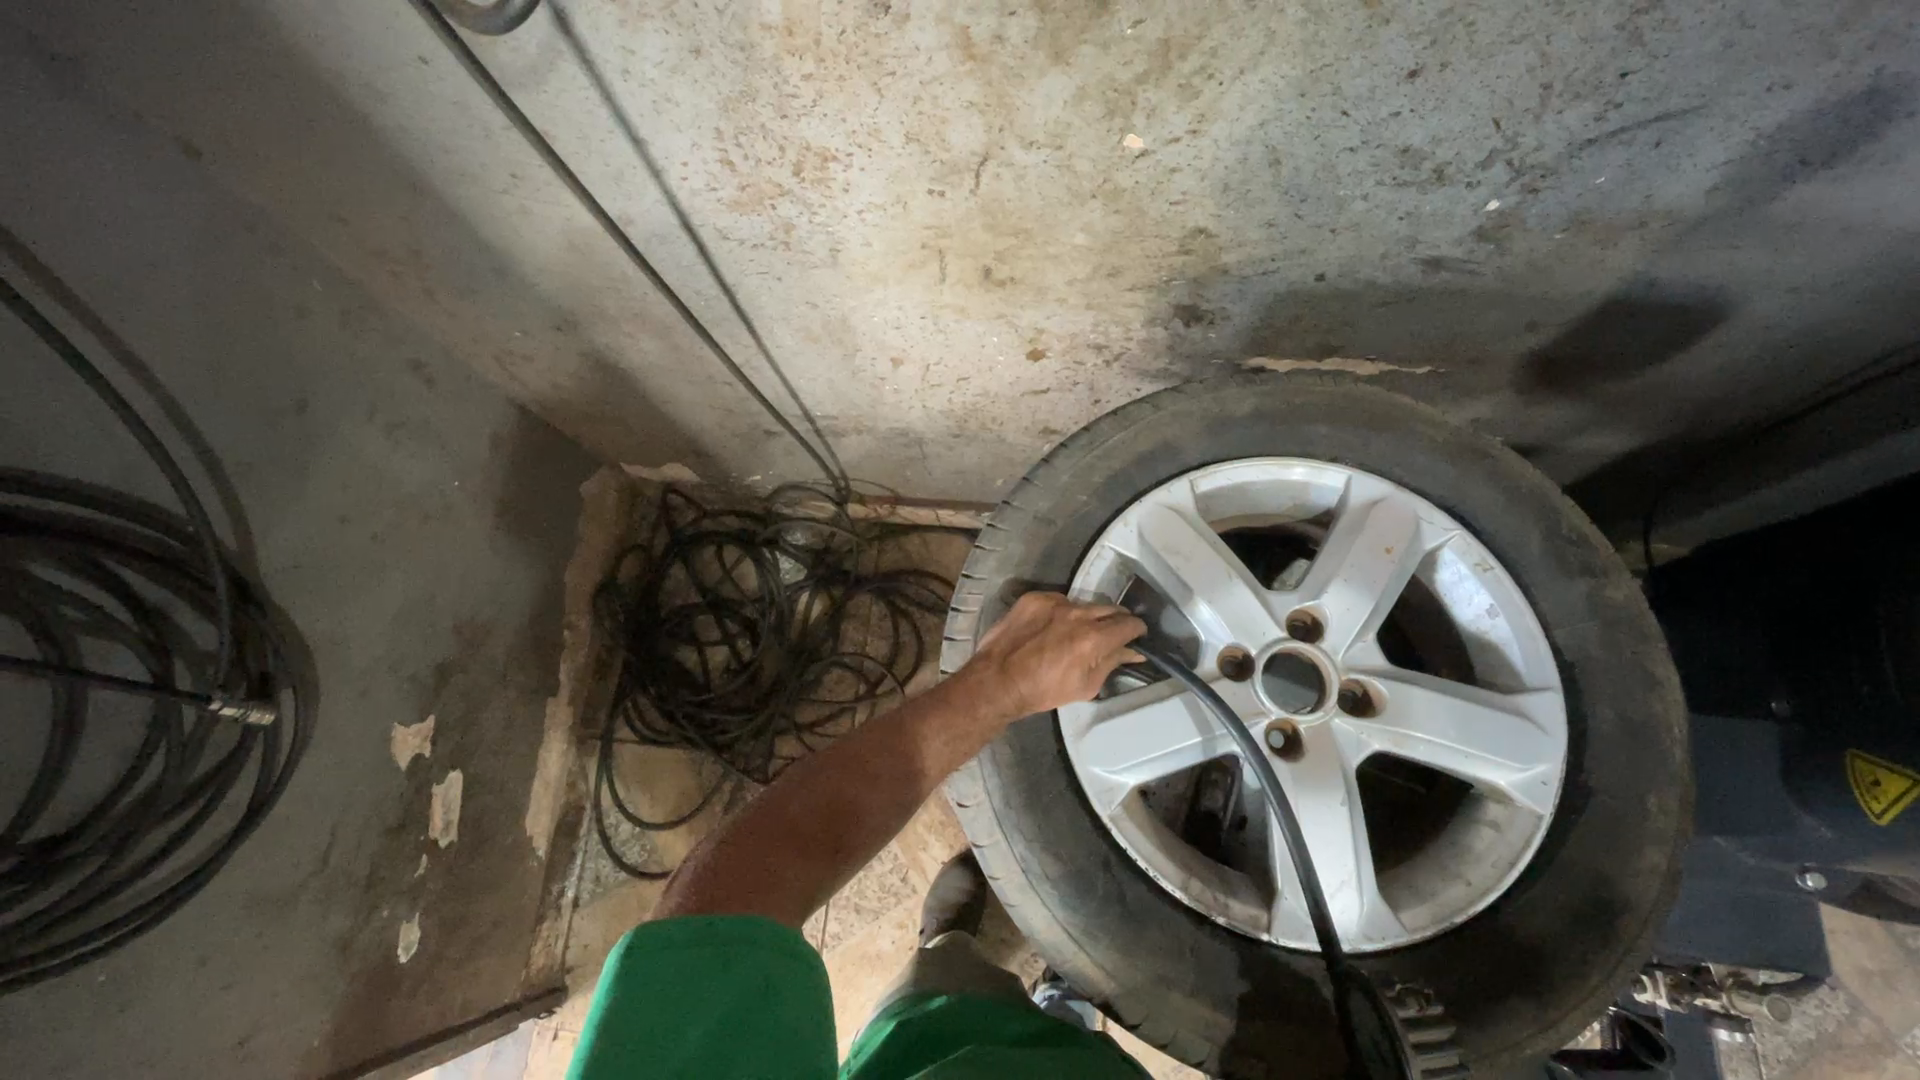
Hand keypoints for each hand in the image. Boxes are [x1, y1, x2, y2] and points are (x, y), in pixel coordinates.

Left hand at [959, 592, 1146, 720]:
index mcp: (1093, 638)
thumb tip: (1133, 652)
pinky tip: (1053, 627)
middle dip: (1117, 620)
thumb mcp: (1086, 686)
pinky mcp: (1034, 598)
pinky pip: (1059, 601)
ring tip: (1080, 631)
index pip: (1129, 625)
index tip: (1137, 635)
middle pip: (1110, 609)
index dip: (1137, 630)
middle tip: (1115, 632)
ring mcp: (1054, 602)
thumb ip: (1112, 663)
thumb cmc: (1043, 691)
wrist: (997, 680)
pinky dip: (1062, 612)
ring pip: (1084, 604)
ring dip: (1088, 616)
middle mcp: (1077, 614)